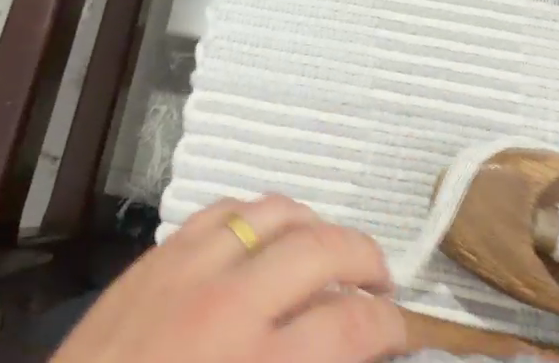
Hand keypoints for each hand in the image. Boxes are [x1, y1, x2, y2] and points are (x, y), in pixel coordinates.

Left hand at [50, 196, 408, 362]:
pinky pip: (220, 210)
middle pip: (320, 248)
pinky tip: (264, 237)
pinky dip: (256, 216)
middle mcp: (227, 304)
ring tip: (328, 249)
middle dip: (366, 258)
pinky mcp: (156, 257)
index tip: (402, 330)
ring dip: (314, 226)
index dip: (390, 325)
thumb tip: (350, 350)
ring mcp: (187, 269)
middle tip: (380, 282)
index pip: (349, 326)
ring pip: (271, 212)